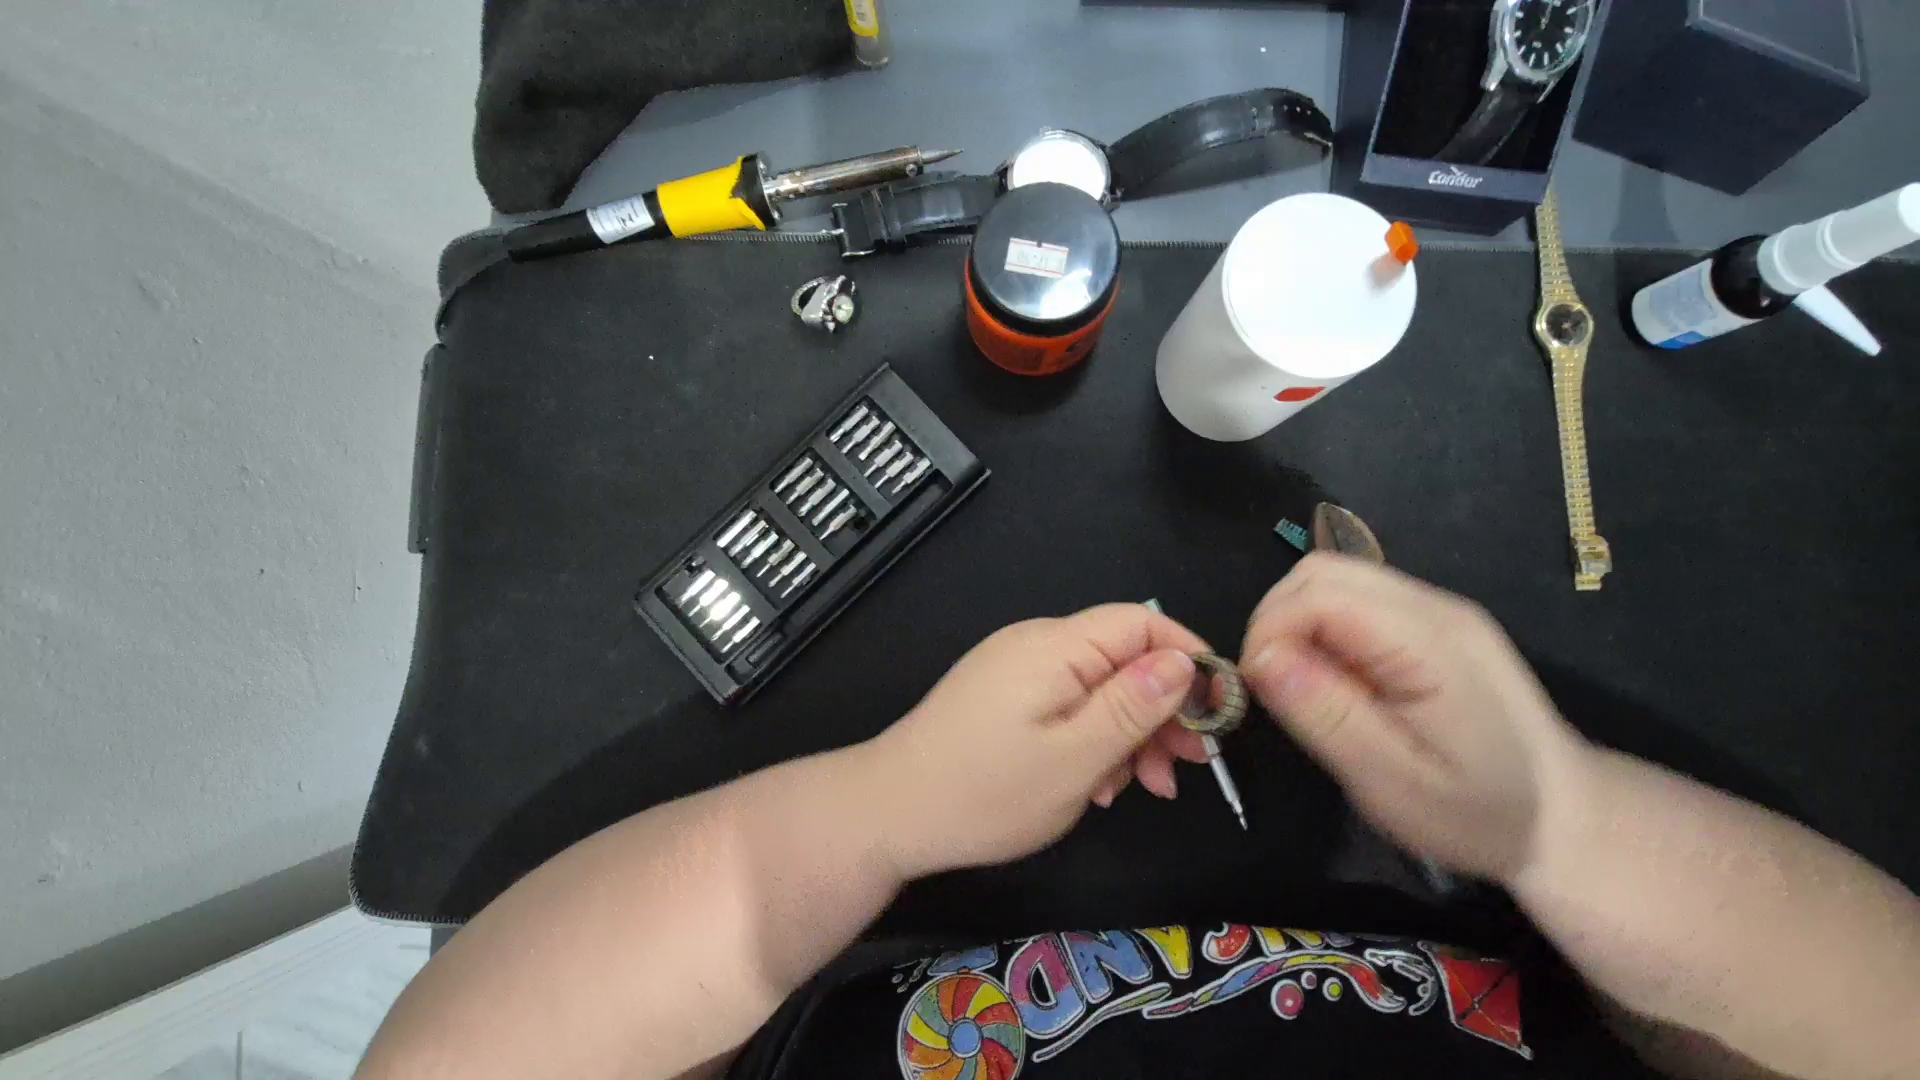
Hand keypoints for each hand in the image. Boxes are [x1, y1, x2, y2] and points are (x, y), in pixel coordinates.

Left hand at [861, 605, 1211, 879]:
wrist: (891, 812)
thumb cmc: (987, 791)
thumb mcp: (1076, 757)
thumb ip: (1133, 705)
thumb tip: (1185, 659)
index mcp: (1055, 646)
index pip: (1141, 623)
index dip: (1188, 659)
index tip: (1217, 713)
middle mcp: (1036, 645)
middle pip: (1122, 657)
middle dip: (1162, 708)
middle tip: (1188, 766)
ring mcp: (1017, 671)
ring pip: (1099, 687)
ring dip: (1131, 732)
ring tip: (1144, 787)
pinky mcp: (1005, 697)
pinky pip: (1068, 705)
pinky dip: (1094, 739)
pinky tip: (1099, 785)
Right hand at [1240, 553, 1590, 883]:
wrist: (1569, 820)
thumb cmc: (1481, 814)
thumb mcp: (1395, 784)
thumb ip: (1328, 716)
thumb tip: (1260, 659)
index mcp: (1431, 641)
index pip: (1319, 592)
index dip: (1270, 632)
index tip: (1258, 691)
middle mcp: (1434, 607)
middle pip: (1321, 572)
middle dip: (1275, 621)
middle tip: (1270, 686)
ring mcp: (1437, 610)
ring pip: (1333, 579)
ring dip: (1294, 623)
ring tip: (1299, 686)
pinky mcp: (1432, 623)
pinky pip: (1354, 600)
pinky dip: (1320, 629)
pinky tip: (1333, 680)